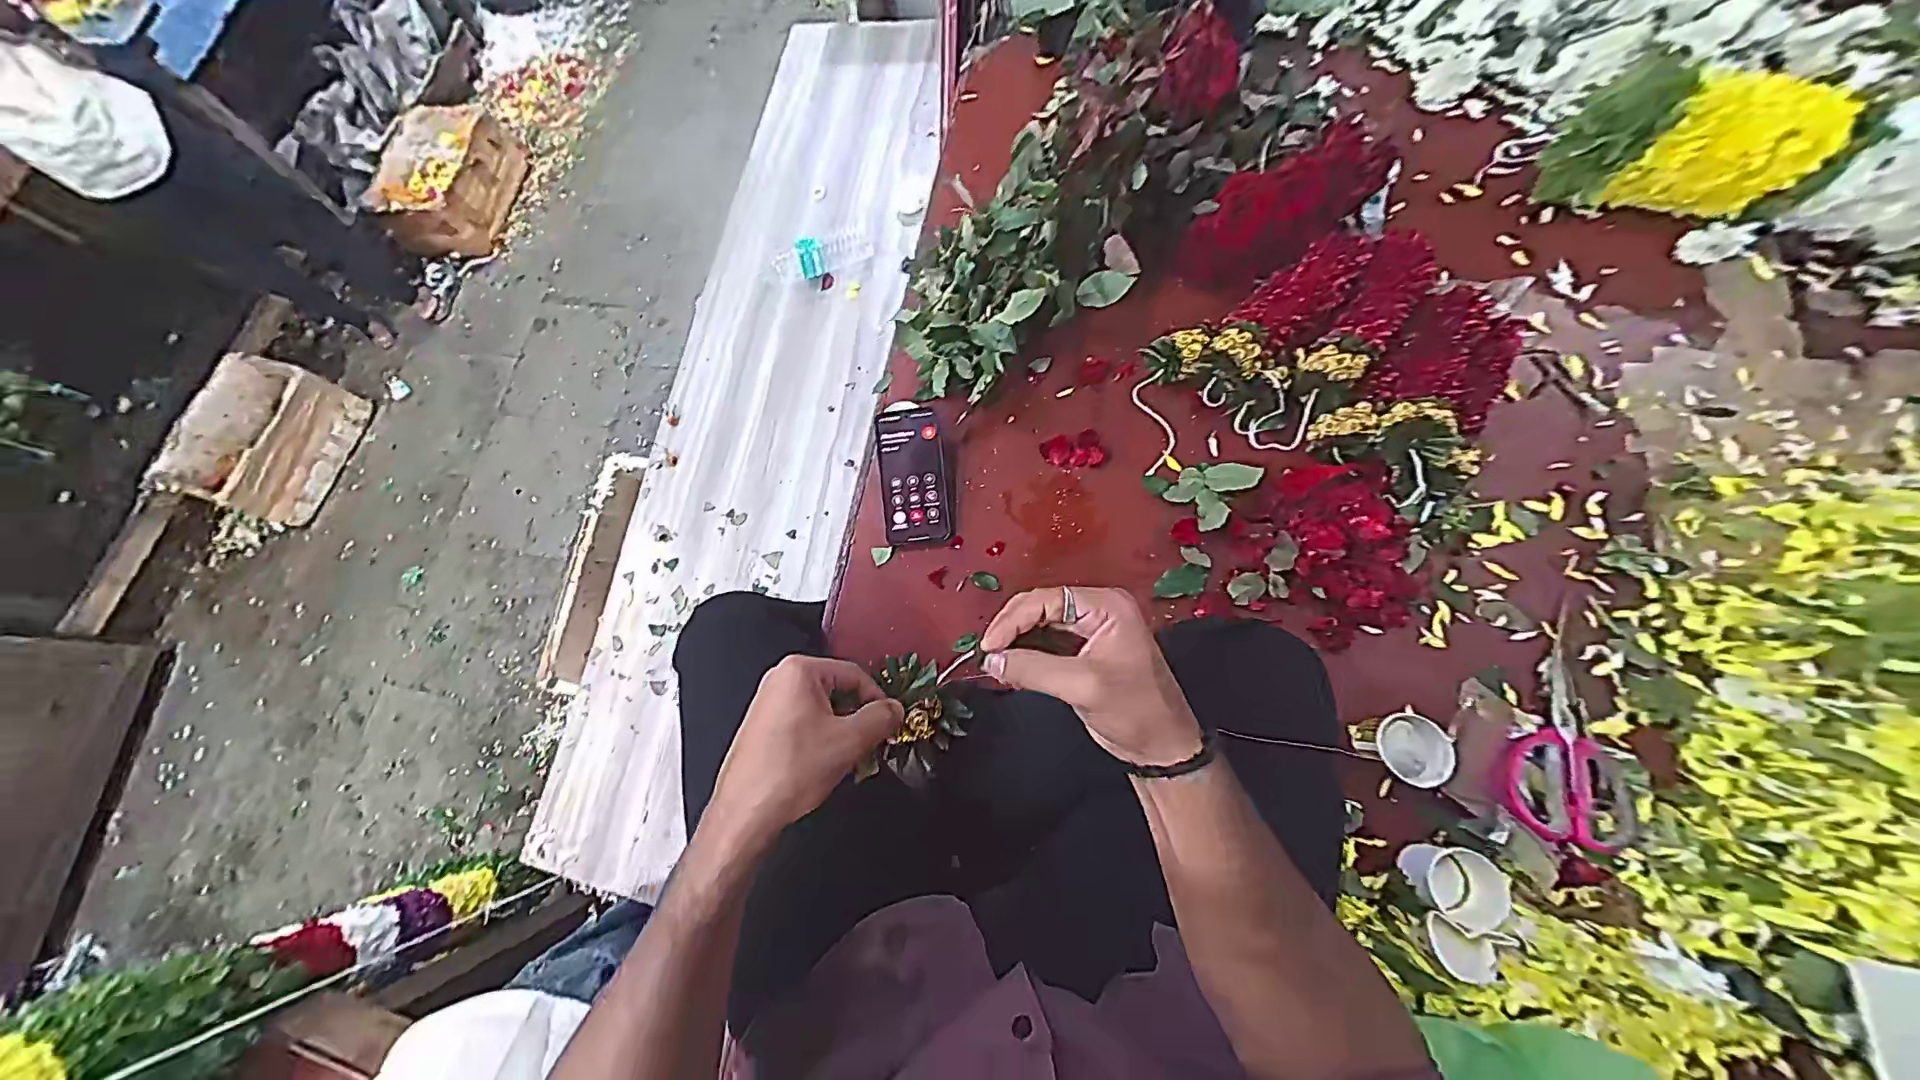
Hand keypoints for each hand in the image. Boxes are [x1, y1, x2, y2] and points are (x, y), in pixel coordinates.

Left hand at [703, 656, 904, 846]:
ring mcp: (771, 704)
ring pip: (824, 711)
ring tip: (849, 759)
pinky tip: (827, 765)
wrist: (745, 813)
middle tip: (872, 742)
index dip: (878, 700)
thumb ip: (880, 718)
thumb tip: (893, 709)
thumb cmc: (786, 773)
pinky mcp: (767, 727)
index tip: (889, 720)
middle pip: (839, 692)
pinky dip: (823, 741)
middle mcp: (780, 681)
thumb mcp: (850, 740)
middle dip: (859, 719)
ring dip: (843, 733)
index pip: (855, 675)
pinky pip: (807, 724)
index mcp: (799, 671)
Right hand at [980, 586, 1203, 766]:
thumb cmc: (1134, 711)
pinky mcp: (1083, 650)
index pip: (1047, 599)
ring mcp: (1091, 629)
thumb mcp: (1083, 687)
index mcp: (1106, 606)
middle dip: (1012, 630)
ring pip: (1040, 625)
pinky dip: (1026, 655)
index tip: (989, 646)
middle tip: (989, 655)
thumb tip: (992, 661)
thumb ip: (1034, 669)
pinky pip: (1046, 643)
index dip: (1013, 619)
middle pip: (1040, 608)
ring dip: (1016, 643)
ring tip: (996, 664)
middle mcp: (1098, 609)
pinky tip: (1011, 670)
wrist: (1162, 746)